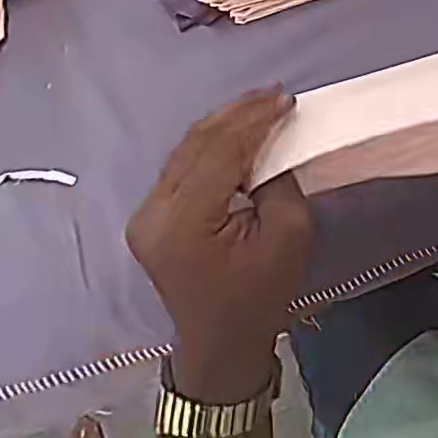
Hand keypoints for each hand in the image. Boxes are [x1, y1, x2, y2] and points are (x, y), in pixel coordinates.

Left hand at [126, 86, 315, 401]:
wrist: (223, 343)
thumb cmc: (261, 295)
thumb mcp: (289, 235)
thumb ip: (277, 182)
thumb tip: (269, 147)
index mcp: (184, 222)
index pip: (219, 152)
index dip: (255, 121)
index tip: (288, 101)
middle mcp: (154, 212)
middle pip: (197, 144)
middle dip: (239, 113)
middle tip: (276, 93)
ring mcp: (147, 214)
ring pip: (187, 149)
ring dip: (226, 123)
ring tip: (262, 103)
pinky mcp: (153, 216)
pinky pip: (185, 165)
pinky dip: (214, 143)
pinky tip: (239, 130)